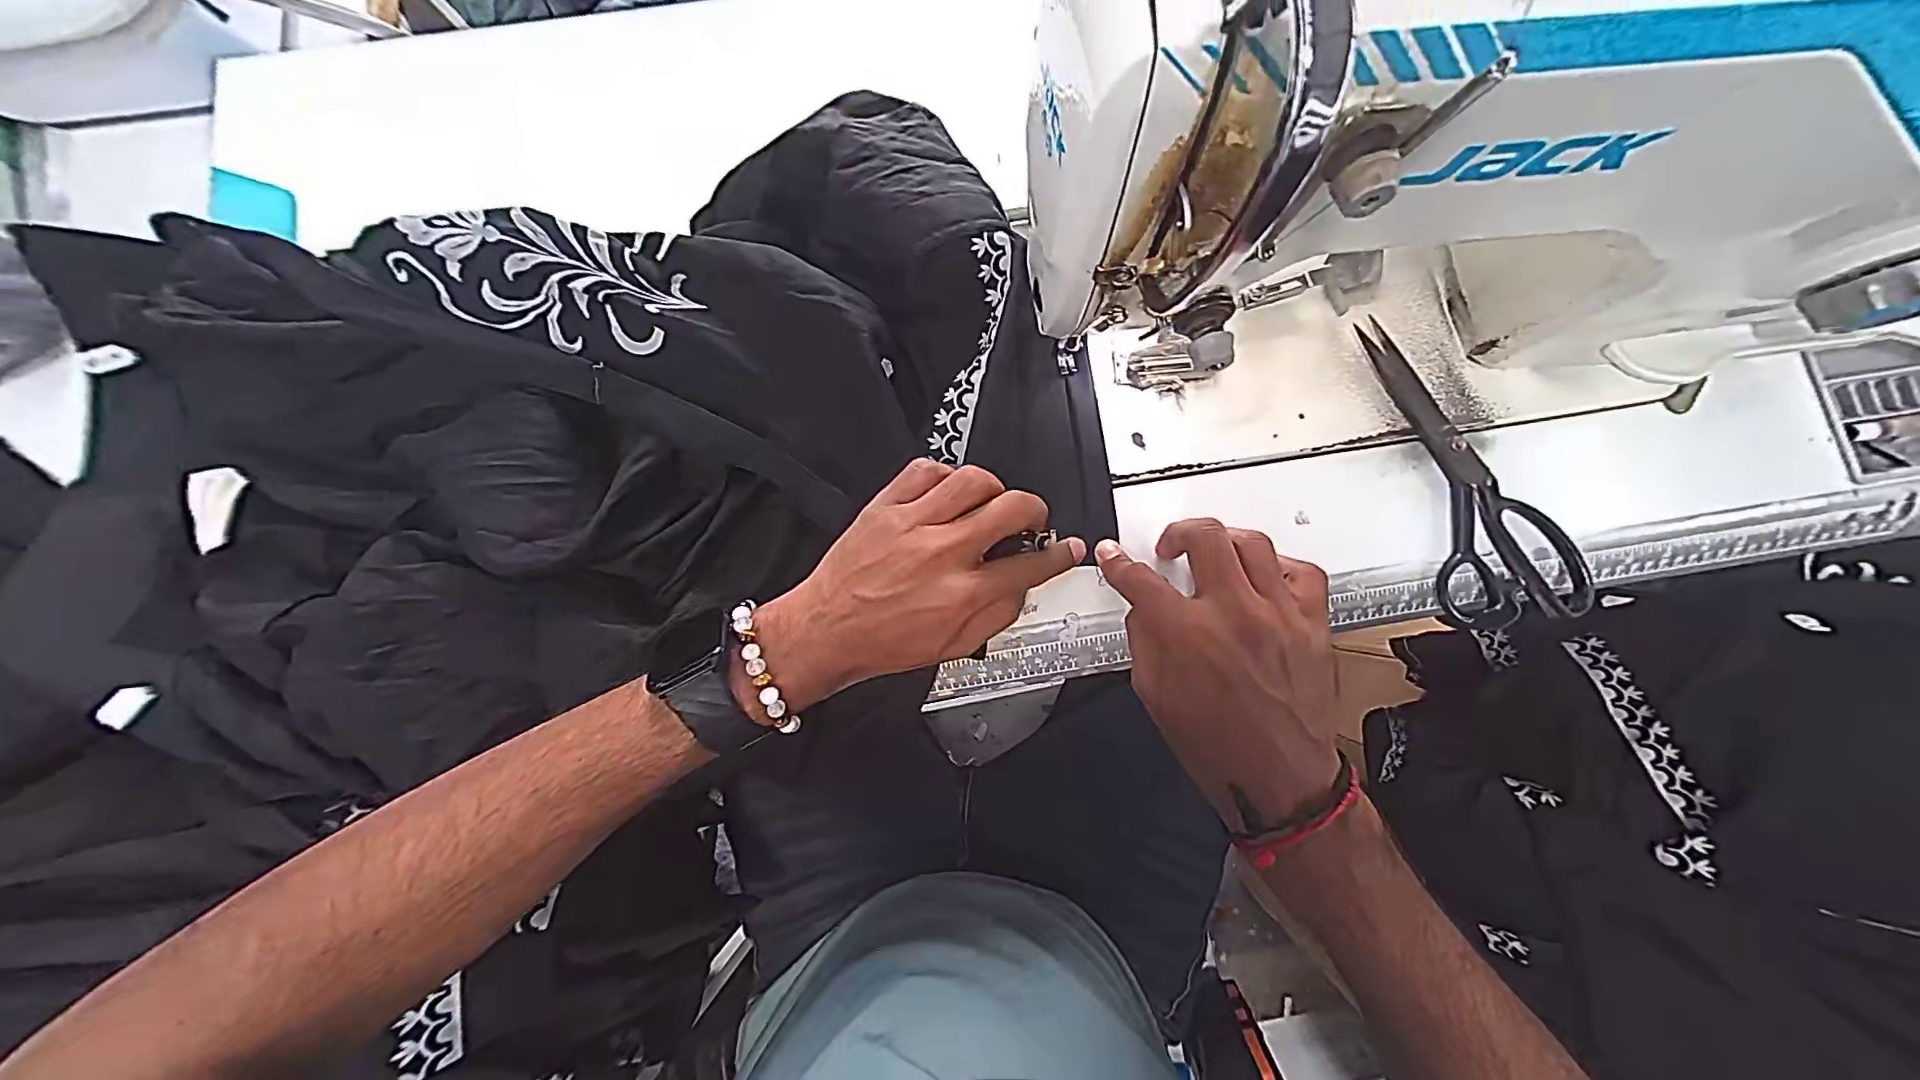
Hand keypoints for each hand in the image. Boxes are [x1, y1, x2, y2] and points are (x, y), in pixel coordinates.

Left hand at [747, 459, 1083, 710]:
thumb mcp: (952, 646)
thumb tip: (1022, 588)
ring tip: (992, 502)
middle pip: (1011, 510)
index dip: (1058, 555)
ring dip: (995, 489)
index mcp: (961, 594)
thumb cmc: (880, 642)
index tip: (1064, 548)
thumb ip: (996, 616)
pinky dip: (946, 475)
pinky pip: (924, 471)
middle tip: (1032, 519)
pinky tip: (949, 492)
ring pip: (973, 481)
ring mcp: (911, 525)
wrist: (825, 631)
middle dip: (1036, 511)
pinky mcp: (884, 508)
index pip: (1029, 565)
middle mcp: (941, 553)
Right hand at [1095, 520, 1341, 832]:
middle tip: (1169, 546)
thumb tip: (1141, 610)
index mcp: (1188, 637)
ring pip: (1251, 542)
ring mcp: (1279, 616)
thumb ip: (1144, 643)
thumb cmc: (1223, 749)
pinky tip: (1263, 574)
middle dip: (1176, 533)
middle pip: (1203, 537)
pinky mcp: (1312, 624)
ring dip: (1223, 540)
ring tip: (1213, 553)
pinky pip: (1301, 570)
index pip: (1140, 579)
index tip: (1114, 556)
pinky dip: (1277, 563)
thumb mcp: (1156, 697)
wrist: (1282, 779)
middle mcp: (1235, 616)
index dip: (1118, 563)